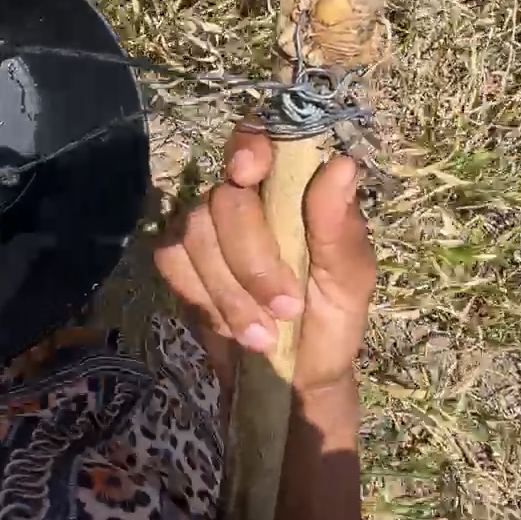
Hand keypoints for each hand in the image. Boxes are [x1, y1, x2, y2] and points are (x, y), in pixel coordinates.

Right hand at [154, 123, 375, 394]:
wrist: (296, 378)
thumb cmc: (331, 319)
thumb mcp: (349, 279)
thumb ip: (339, 226)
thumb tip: (343, 165)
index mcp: (285, 190)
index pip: (255, 141)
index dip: (246, 148)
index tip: (249, 174)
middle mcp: (239, 199)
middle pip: (224, 201)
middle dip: (252, 261)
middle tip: (286, 308)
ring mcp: (203, 227)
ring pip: (194, 232)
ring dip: (230, 291)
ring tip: (263, 334)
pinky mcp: (178, 260)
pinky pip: (171, 259)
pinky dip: (203, 296)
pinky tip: (230, 325)